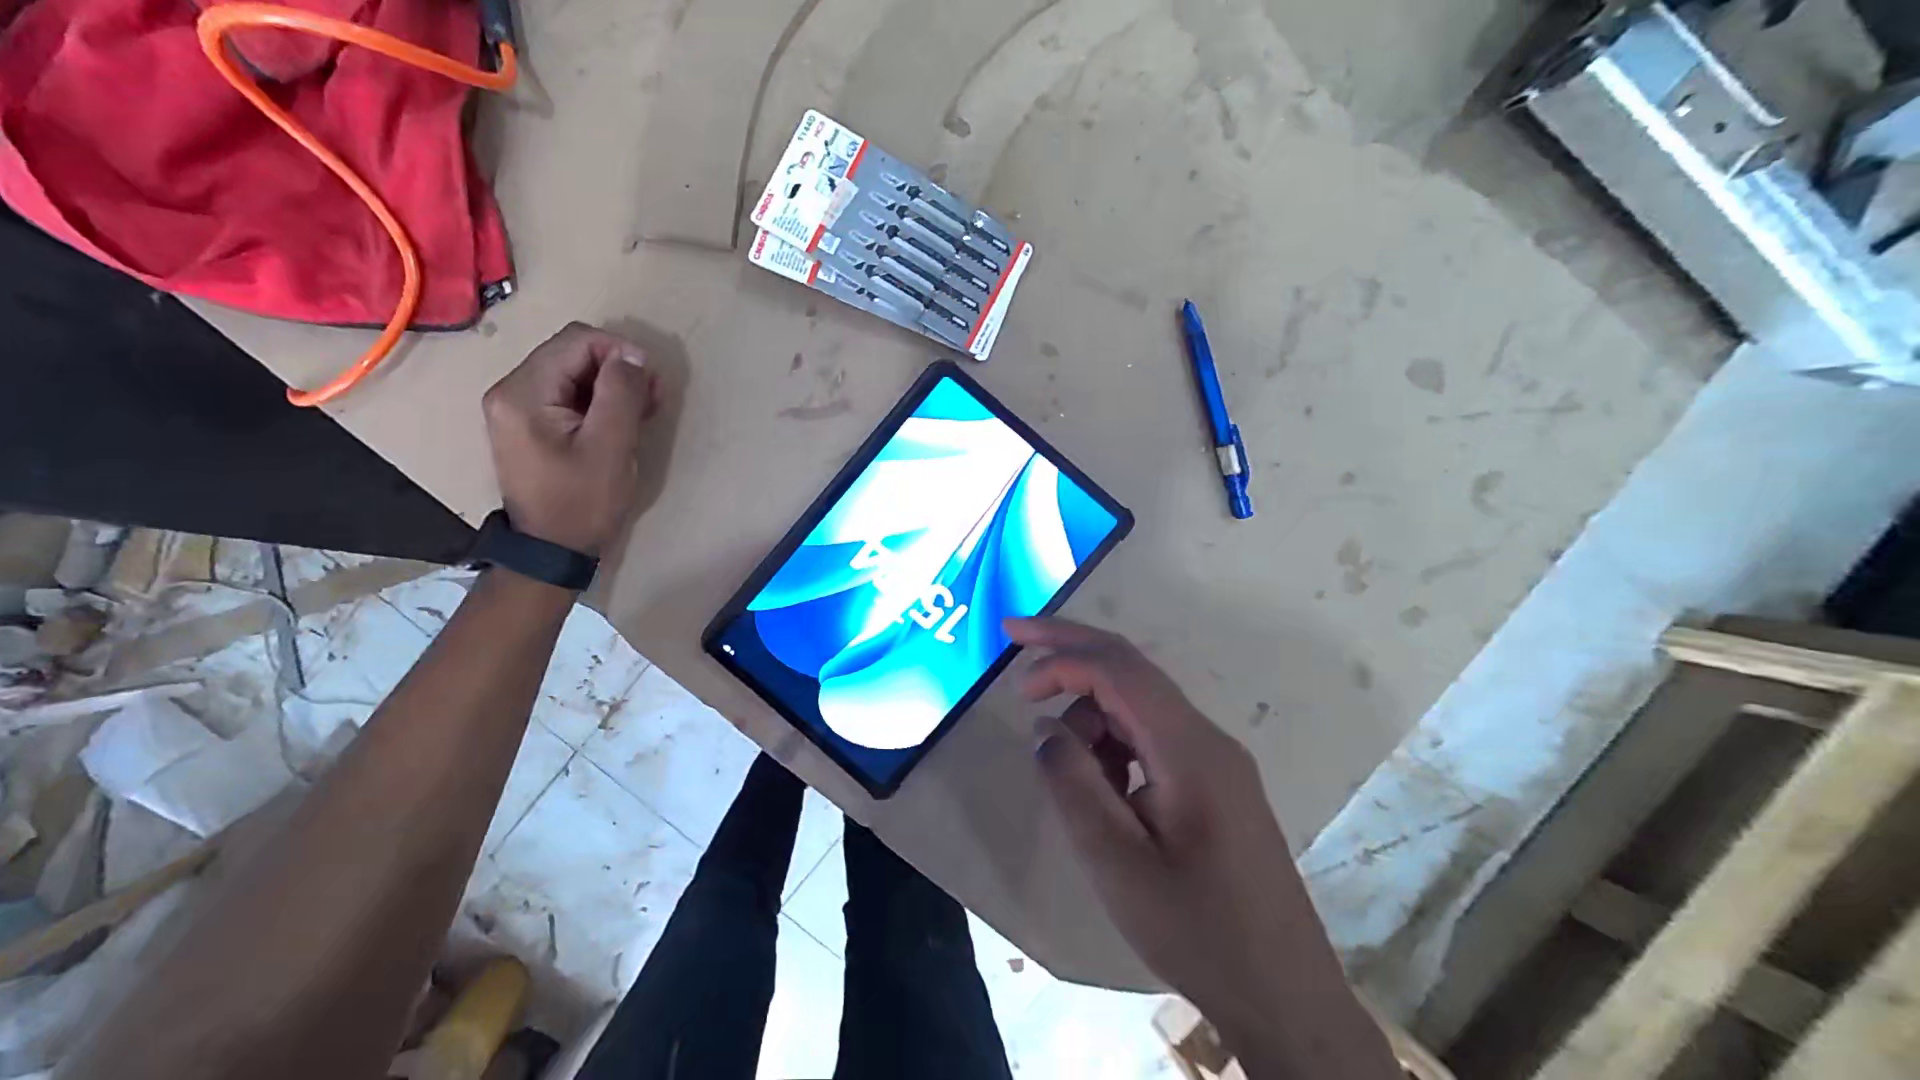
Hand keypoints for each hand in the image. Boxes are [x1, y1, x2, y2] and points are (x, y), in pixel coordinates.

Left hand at [482, 323, 659, 555]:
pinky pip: (567, 394)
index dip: (621, 352)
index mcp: (523, 393)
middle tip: (654, 397)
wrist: (554, 551)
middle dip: (618, 368)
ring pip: (573, 373)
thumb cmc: (583, 502)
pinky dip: (598, 400)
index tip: (653, 382)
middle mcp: (510, 391)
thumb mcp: (611, 446)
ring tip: (644, 410)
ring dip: (612, 385)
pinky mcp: (529, 424)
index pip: (577, 342)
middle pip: (572, 354)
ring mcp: (517, 408)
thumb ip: (621, 393)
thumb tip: (634, 355)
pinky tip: (622, 420)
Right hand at [1004, 617, 1398, 1077]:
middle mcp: (1207, 738)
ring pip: (1139, 707)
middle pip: (1132, 671)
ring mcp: (1216, 760)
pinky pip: (1153, 740)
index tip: (1015, 677)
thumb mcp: (1115, 860)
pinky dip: (1114, 745)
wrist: (1282, 993)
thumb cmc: (1195, 929)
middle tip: (1015, 642)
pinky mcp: (1215, 783)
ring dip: (1092, 717)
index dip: (1062, 655)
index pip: (1120, 669)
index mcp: (1190, 748)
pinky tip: (1103, 791)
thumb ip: (1072, 782)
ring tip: (1070, 776)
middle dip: (1071, 651)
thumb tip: (1045, 726)